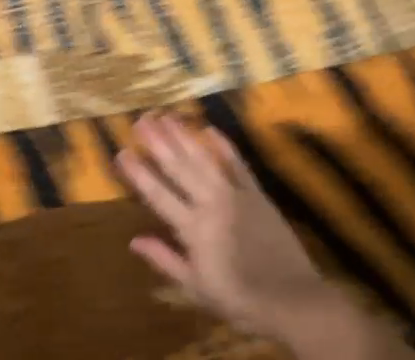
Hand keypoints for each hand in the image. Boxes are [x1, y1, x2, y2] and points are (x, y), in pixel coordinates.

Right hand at [118, 115, 414, 359]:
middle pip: (180, 167)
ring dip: (184, 136)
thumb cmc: (240, 299)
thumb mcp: (197, 288)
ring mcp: (235, 194)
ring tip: (166, 115)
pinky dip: (223, 145)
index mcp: (193, 229)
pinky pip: (237, 163)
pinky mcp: (257, 193)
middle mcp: (211, 204)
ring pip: (204, 158)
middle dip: (158, 142)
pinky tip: (209, 128)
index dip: (139, 173)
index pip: (159, 195)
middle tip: (140, 119)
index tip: (121, 151)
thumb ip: (165, 260)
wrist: (293, 299)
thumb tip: (134, 240)